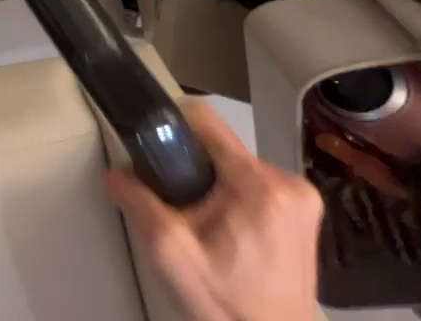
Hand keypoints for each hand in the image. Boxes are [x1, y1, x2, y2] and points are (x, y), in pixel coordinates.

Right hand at [107, 101, 324, 320]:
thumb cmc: (224, 300)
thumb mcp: (166, 248)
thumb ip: (135, 197)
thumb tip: (118, 171)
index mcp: (260, 186)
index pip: (203, 119)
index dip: (169, 126)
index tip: (153, 152)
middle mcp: (290, 184)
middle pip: (216, 143)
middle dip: (188, 163)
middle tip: (175, 201)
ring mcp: (301, 199)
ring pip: (231, 161)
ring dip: (208, 179)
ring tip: (197, 218)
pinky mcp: (302, 212)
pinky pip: (249, 180)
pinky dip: (227, 193)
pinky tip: (220, 225)